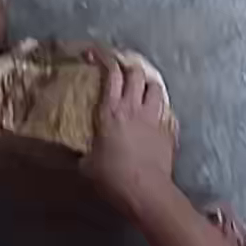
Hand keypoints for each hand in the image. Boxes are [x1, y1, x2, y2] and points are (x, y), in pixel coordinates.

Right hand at [81, 54, 176, 216]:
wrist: (147, 192)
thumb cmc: (112, 176)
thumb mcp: (88, 164)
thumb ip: (83, 154)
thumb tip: (77, 157)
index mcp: (110, 109)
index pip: (112, 72)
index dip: (104, 57)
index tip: (95, 53)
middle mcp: (133, 107)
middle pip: (136, 73)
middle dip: (129, 68)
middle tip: (122, 70)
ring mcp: (153, 119)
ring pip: (155, 88)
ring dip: (148, 84)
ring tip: (142, 87)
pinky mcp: (168, 133)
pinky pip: (166, 113)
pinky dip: (160, 110)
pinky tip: (155, 116)